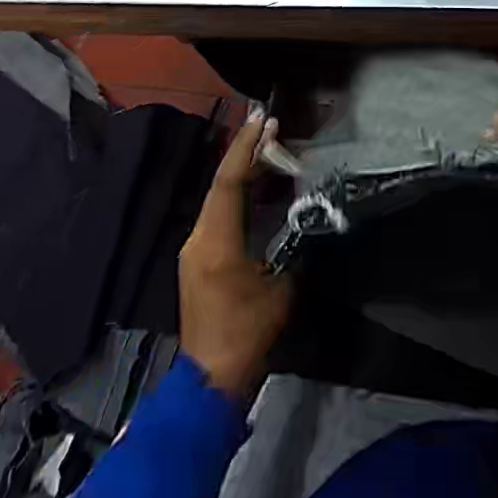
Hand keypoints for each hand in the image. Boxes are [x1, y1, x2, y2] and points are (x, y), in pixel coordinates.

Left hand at [179, 111, 291, 400]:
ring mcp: (194, 249)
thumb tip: (304, 218)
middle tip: (272, 127)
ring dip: (243, 171)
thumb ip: (293, 246)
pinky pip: (218, 213)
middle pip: (221, 183)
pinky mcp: (198, 259)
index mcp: (216, 243)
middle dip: (246, 152)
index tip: (264, 119)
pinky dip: (239, 194)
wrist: (210, 378)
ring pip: (218, 197)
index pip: (229, 182)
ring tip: (272, 149)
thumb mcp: (282, 287)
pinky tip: (261, 187)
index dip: (246, 148)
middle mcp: (198, 239)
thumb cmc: (249, 333)